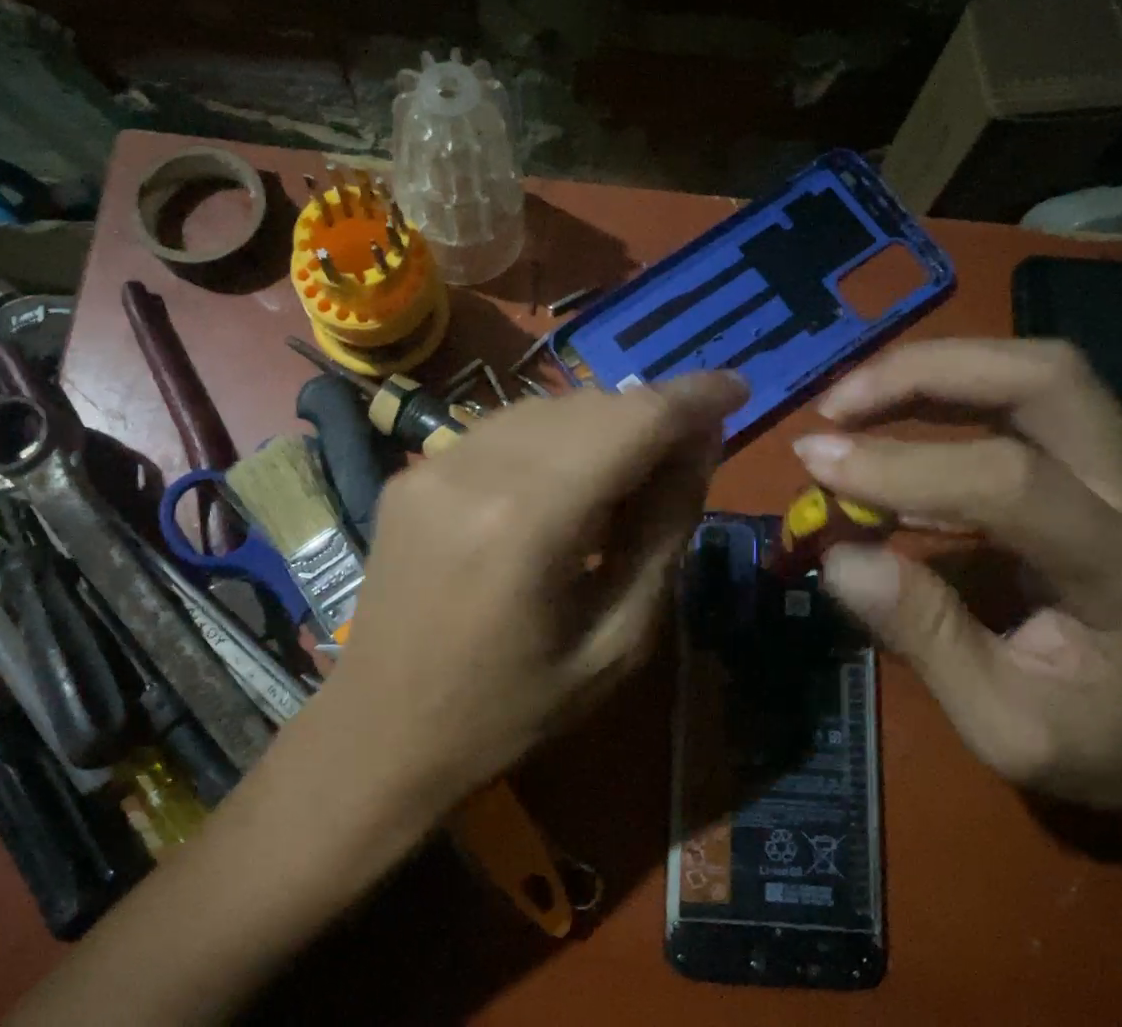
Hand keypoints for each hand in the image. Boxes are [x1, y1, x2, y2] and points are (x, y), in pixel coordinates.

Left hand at [327, 372, 748, 806]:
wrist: (384, 733)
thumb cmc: (513, 709)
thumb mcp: (617, 643)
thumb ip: (663, 533)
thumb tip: (699, 449)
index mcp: (530, 520)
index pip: (632, 421)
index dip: (693, 397)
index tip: (738, 389)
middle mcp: (474, 469)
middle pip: (589, 405)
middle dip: (650, 416)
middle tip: (687, 458)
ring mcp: (432, 465)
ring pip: (544, 409)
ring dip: (600, 426)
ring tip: (627, 478)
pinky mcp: (409, 474)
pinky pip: (500, 431)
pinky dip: (549, 442)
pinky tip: (562, 487)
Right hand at [795, 339, 1121, 817]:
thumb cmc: (1105, 749)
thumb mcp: (1005, 728)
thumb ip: (927, 638)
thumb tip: (838, 557)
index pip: (1010, 483)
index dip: (902, 466)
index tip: (814, 468)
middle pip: (1046, 378)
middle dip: (927, 372)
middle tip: (835, 405)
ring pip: (1040, 372)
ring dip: (936, 371)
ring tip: (850, 404)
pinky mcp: (1108, 472)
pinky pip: (1028, 405)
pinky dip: (950, 398)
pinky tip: (891, 430)